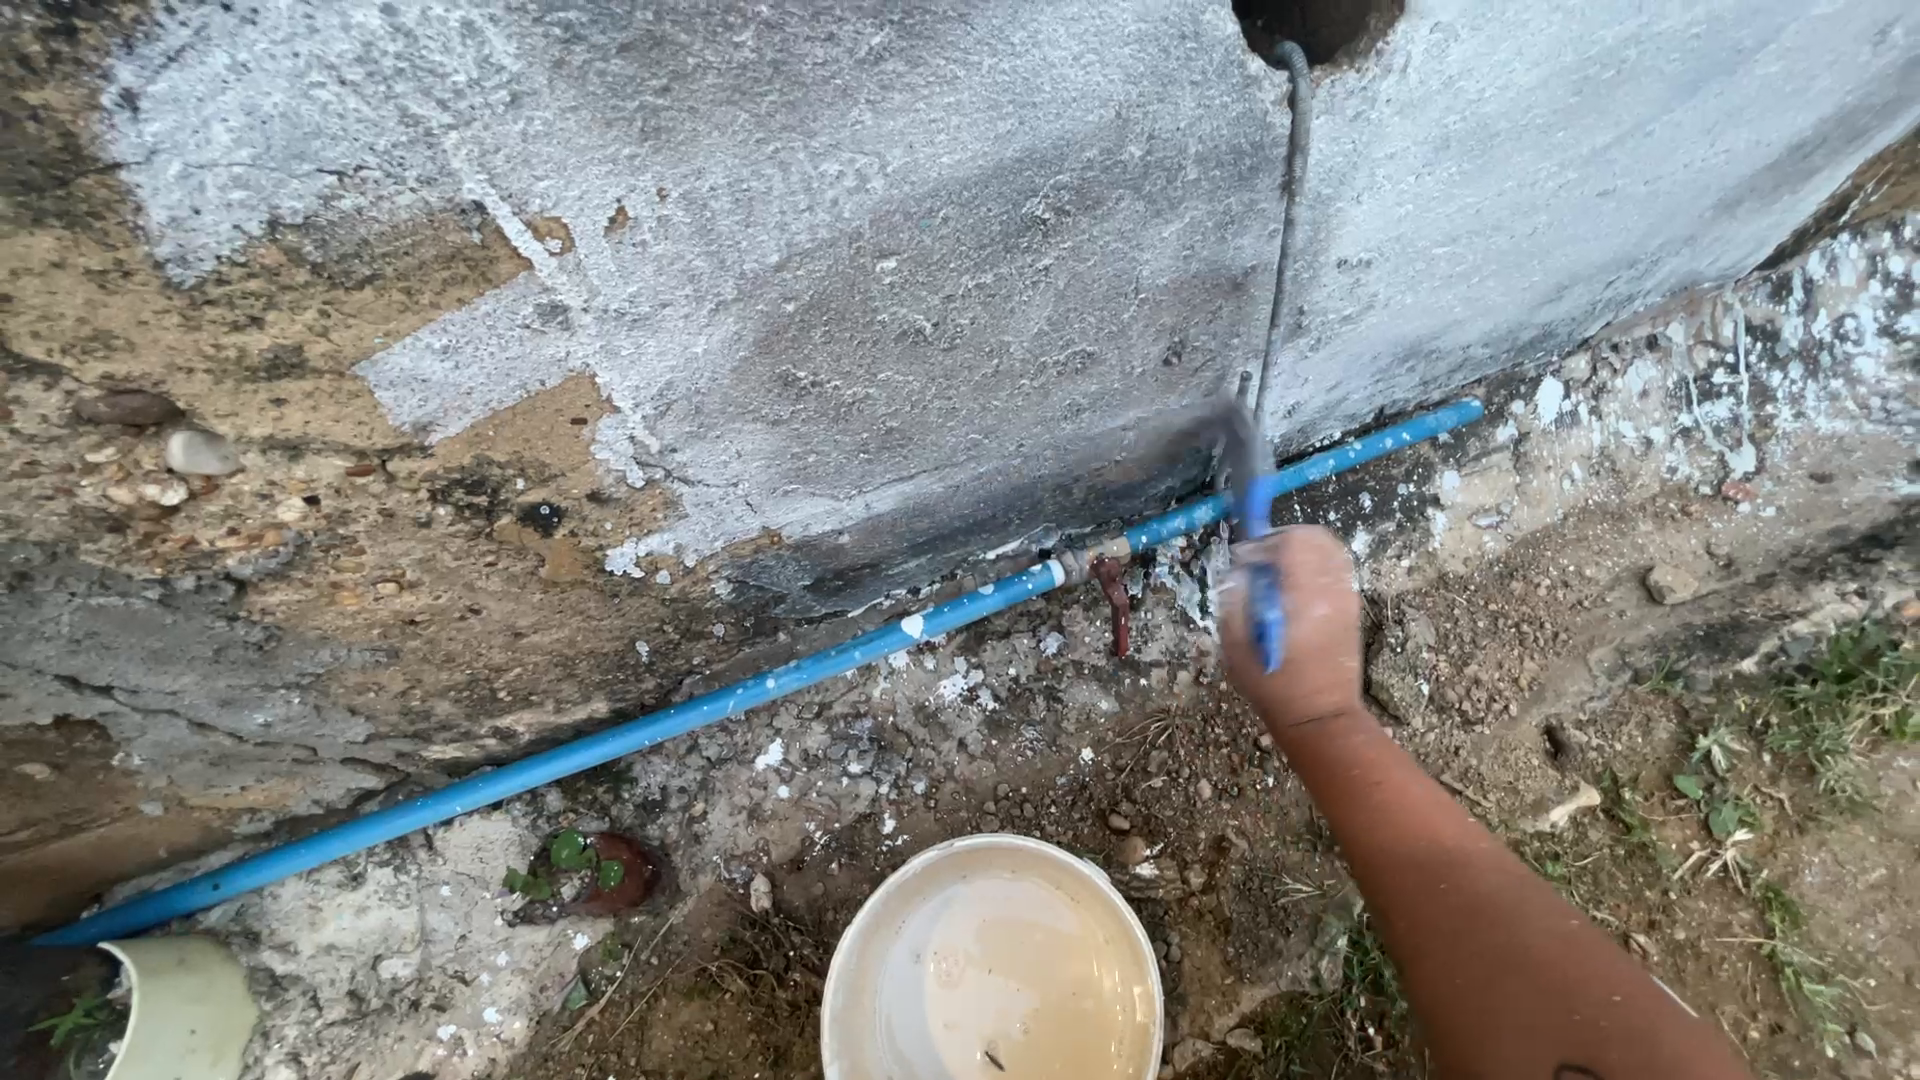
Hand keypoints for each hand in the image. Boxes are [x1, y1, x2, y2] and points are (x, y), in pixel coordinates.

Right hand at [1219, 525, 1365, 732]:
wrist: (1320, 716)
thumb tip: (1240, 573)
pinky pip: (1336, 568)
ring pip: (1329, 548)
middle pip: (1315, 536)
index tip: (1243, 562)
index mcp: (1303, 597)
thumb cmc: (1273, 684)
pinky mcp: (1351, 608)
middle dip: (1281, 539)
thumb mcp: (1237, 647)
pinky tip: (1293, 587)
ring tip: (1276, 571)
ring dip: (1299, 550)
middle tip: (1259, 560)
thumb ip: (1235, 601)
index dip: (1262, 543)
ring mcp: (1346, 598)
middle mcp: (1331, 590)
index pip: (1292, 542)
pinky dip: (1314, 564)